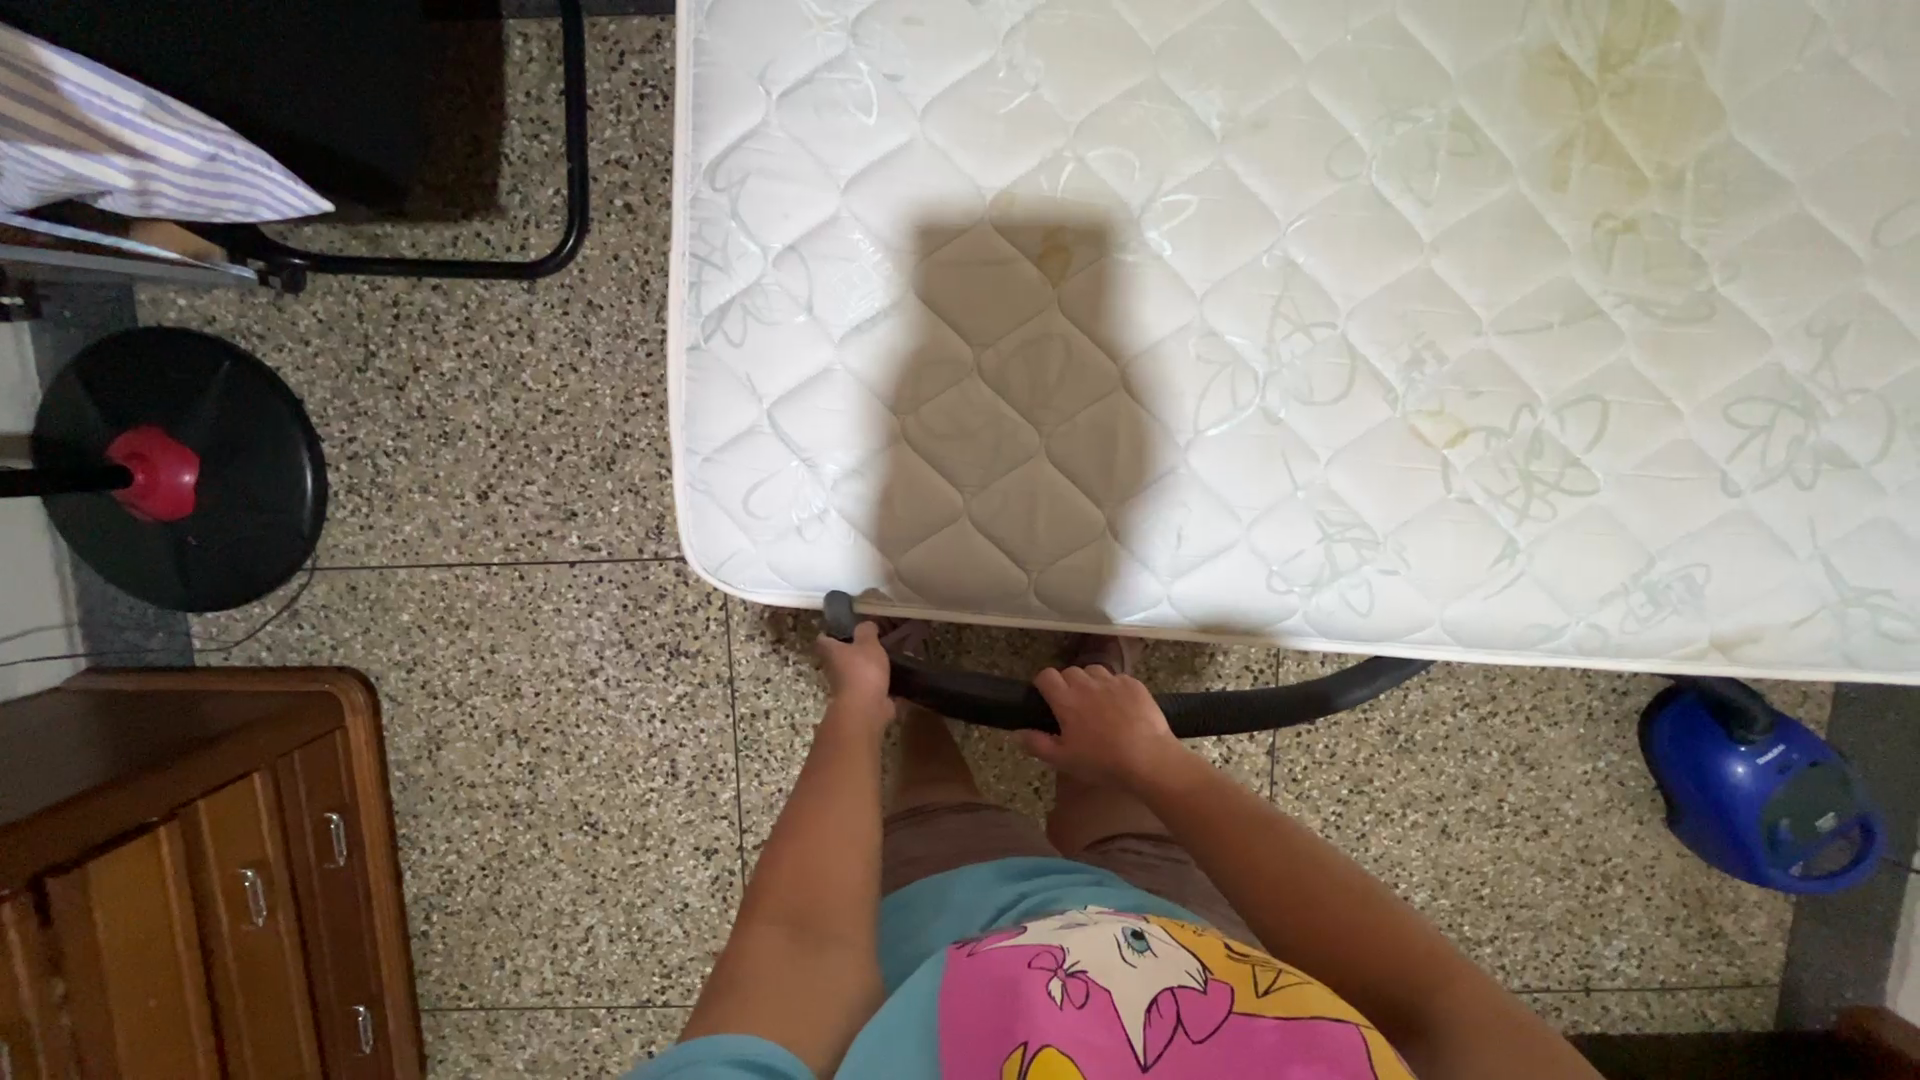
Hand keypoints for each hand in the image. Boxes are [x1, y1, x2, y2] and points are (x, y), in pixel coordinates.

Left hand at [815, 622, 894, 728]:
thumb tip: (866, 624)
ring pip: (853, 673)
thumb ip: (867, 631)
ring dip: (864, 668)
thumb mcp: (868, 643)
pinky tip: (892, 677)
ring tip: (883, 658)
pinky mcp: (860, 700)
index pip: (823, 640)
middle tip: (868, 643)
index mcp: (831, 652)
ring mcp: (845, 687)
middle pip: (837, 657)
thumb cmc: (863, 670)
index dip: (830, 634)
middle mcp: (833, 669)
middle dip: (850, 652)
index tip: (842, 630)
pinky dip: (877, 684)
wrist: (866, 708)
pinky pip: (868, 688)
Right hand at [1021, 665, 1187, 789]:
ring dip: (1091, 683)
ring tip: (1097, 704)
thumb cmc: (1102, 762)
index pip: (1045, 676)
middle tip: (1073, 708)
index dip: (1043, 684)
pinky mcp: (1134, 684)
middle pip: (1070, 672)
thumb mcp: (1064, 760)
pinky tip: (1121, 707)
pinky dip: (1115, 688)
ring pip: (1094, 671)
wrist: (1148, 759)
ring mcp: (1113, 681)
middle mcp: (1087, 683)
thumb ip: (1037, 744)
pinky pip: (1118, 679)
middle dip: (1067, 685)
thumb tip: (1018, 733)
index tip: (1046, 699)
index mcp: (1066, 699)